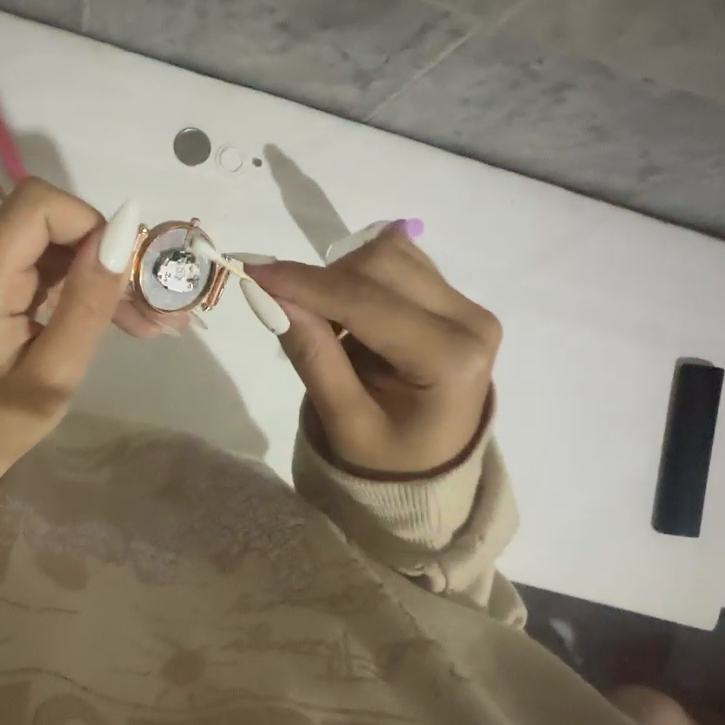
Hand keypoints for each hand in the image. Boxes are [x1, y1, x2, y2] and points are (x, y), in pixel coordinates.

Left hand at [0, 179, 131, 510]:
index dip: (89, 225)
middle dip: (106, 257)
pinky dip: (81, 287)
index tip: (123, 274)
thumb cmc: (4, 420)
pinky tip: (118, 319)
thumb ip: (87, 302)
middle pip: (50, 222)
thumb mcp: (56, 372)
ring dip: (101, 277)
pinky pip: (45, 263)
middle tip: (154, 310)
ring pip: (55, 243)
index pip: (37, 205)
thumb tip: (124, 232)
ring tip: (147, 323)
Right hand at [245, 223, 499, 476]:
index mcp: (450, 360)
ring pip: (390, 255)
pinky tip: (349, 317)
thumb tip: (273, 295)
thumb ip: (312, 356)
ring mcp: (468, 305)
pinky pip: (400, 263)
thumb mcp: (343, 421)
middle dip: (324, 281)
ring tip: (326, 325)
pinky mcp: (456, 299)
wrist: (428, 469)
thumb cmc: (385, 458)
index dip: (306, 283)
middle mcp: (470, 321)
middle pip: (382, 264)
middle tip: (290, 314)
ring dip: (342, 278)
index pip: (367, 302)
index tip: (254, 273)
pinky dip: (360, 279)